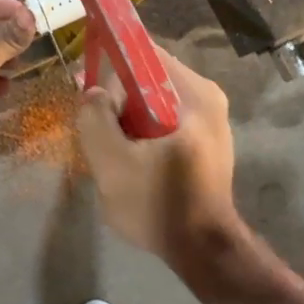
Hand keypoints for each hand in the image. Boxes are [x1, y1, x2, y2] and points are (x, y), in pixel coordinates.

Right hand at [76, 46, 239, 261]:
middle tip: (104, 136)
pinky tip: (136, 162)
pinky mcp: (207, 141)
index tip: (93, 95)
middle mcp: (208, 97)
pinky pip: (167, 121)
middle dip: (120, 102)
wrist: (203, 251)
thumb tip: (92, 92)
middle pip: (148, 79)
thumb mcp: (111, 163)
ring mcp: (211, 120)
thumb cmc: (158, 204)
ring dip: (131, 121)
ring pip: (155, 102)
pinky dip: (147, 133)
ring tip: (118, 154)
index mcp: (193, 93)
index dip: (112, 66)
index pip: (144, 53)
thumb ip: (95, 118)